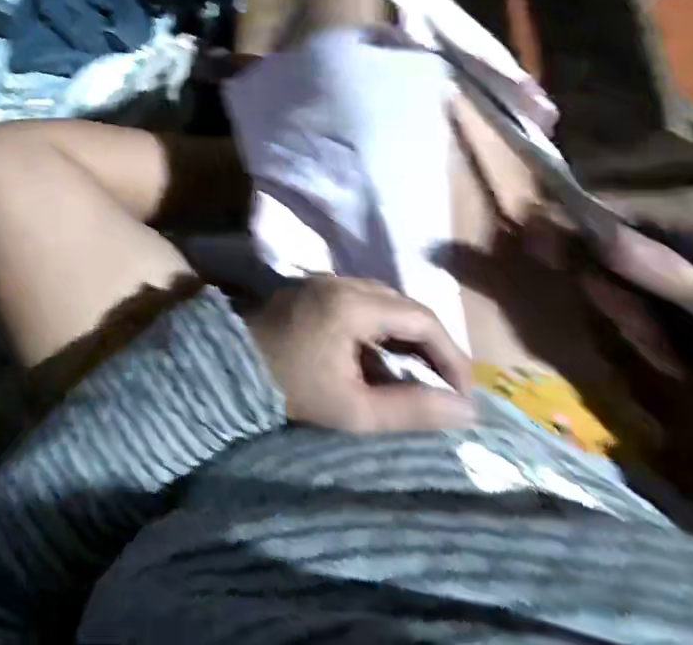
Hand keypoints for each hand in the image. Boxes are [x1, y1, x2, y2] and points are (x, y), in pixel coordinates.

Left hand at [246, 276, 477, 432]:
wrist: (225, 372)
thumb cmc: (290, 392)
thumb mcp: (353, 410)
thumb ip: (412, 410)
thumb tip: (467, 412)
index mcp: (352, 303)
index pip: (422, 318)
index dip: (451, 355)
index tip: (463, 394)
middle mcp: (341, 281)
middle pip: (405, 304)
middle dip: (431, 344)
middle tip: (445, 386)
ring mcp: (323, 281)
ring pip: (384, 300)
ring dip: (406, 333)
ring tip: (419, 375)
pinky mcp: (310, 288)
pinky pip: (361, 300)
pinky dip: (380, 326)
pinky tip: (382, 357)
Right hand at [584, 191, 692, 376]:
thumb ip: (654, 267)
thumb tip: (586, 234)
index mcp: (686, 212)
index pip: (599, 207)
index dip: (570, 233)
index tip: (558, 268)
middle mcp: (677, 223)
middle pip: (605, 245)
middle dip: (614, 292)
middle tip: (642, 333)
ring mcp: (683, 252)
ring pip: (620, 276)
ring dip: (633, 315)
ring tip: (668, 353)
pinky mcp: (688, 282)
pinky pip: (642, 296)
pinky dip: (648, 326)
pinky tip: (675, 352)